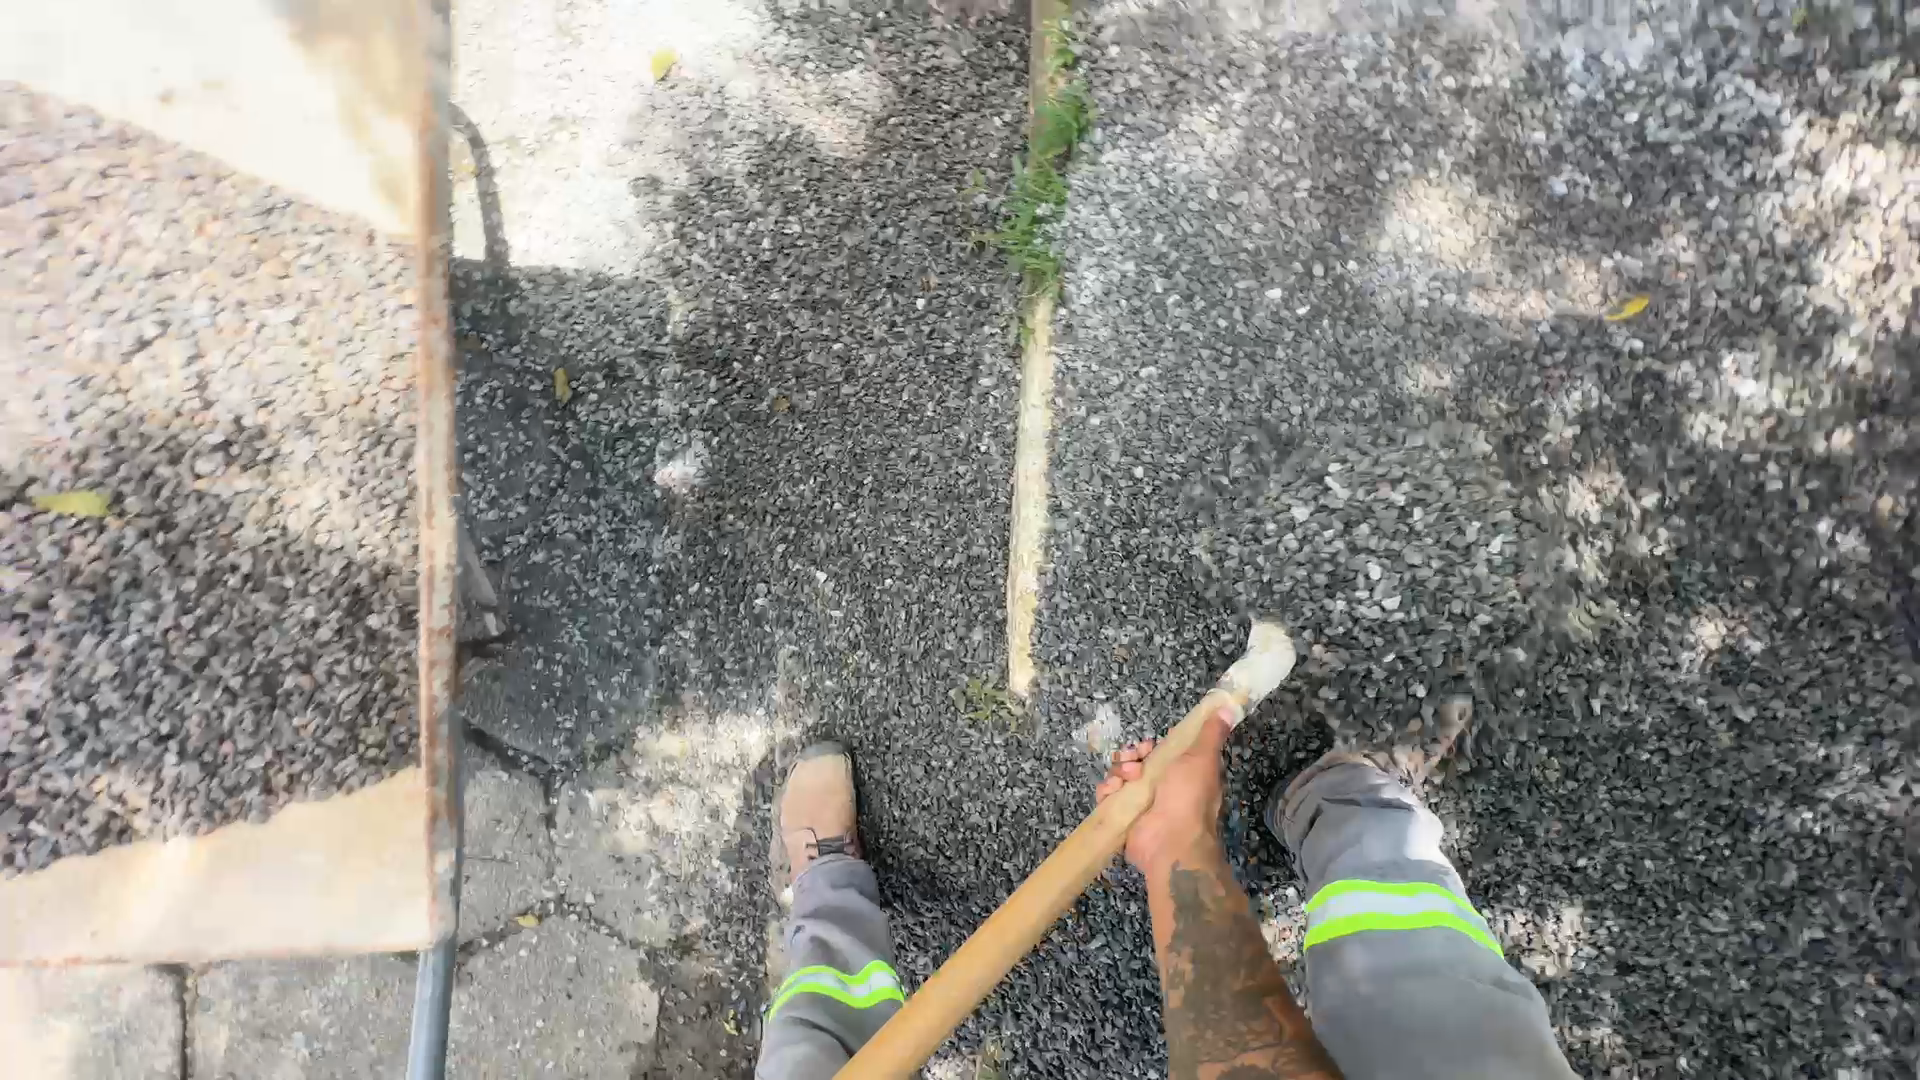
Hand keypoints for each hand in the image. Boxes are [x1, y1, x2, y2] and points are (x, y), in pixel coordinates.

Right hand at [1094, 706, 1232, 879]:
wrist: (1171, 841)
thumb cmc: (1188, 797)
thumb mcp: (1202, 759)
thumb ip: (1210, 734)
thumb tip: (1228, 708)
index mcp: (1181, 774)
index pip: (1157, 753)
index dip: (1148, 746)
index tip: (1146, 746)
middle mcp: (1161, 788)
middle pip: (1135, 762)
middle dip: (1130, 757)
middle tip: (1133, 763)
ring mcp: (1141, 803)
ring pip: (1119, 776)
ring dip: (1118, 773)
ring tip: (1125, 780)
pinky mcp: (1124, 816)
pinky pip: (1108, 796)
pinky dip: (1107, 791)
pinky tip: (1112, 792)